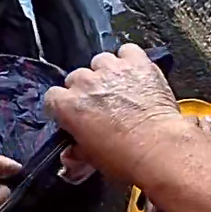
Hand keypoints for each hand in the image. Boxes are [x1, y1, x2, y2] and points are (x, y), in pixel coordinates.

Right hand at [43, 44, 200, 183]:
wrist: (157, 148)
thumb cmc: (125, 156)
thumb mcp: (92, 160)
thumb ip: (77, 151)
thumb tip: (72, 153)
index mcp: (68, 106)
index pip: (53, 97)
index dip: (63, 106)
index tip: (73, 113)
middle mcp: (86, 83)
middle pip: (77, 78)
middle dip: (86, 90)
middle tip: (101, 108)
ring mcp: (111, 69)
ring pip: (101, 61)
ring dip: (107, 73)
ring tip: (120, 90)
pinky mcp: (136, 62)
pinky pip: (127, 51)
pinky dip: (130, 61)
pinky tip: (135, 75)